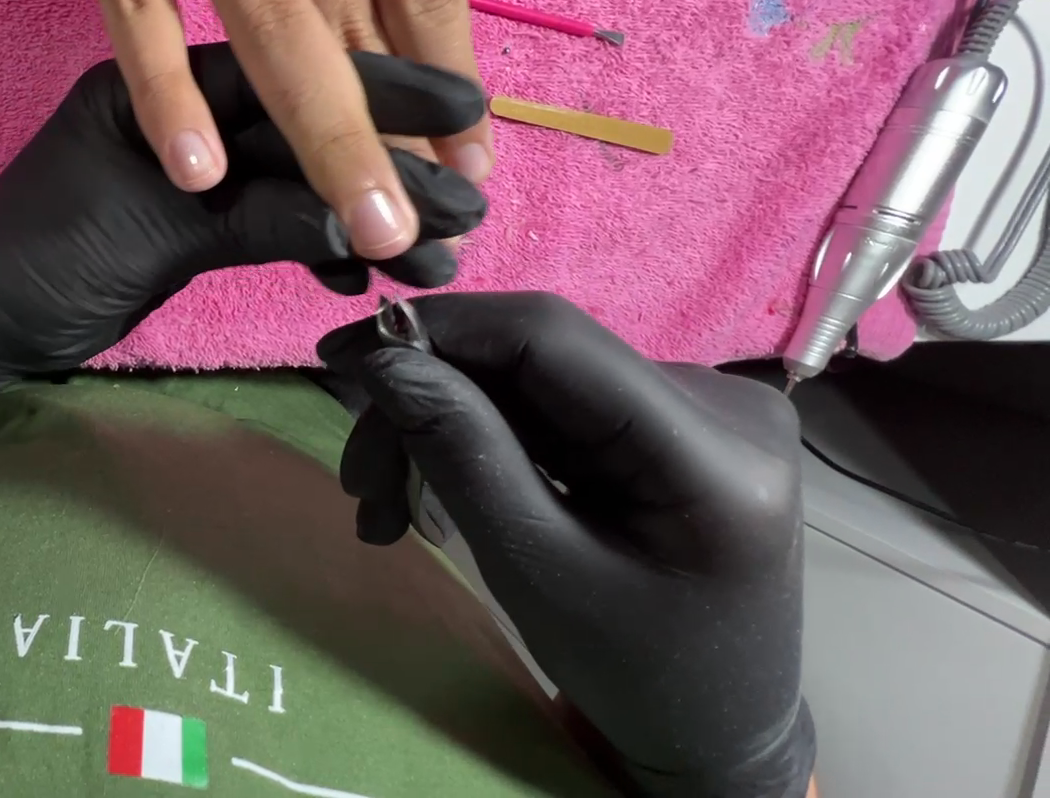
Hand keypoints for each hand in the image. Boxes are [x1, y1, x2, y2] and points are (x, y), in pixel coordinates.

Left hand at [0, 45, 485, 415]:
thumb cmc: (40, 261)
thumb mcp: (145, 232)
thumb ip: (250, 215)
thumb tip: (359, 210)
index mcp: (157, 80)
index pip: (282, 66)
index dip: (372, 91)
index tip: (462, 107)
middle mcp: (182, 110)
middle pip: (301, 124)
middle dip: (385, 163)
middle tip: (465, 197)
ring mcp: (190, 166)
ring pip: (293, 179)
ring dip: (358, 214)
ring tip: (432, 252)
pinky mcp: (192, 220)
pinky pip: (269, 222)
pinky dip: (313, 244)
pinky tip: (359, 269)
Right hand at [317, 293, 816, 797]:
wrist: (708, 723)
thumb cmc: (632, 670)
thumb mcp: (532, 568)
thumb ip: (459, 451)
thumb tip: (380, 358)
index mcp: (711, 450)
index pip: (547, 336)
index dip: (435, 330)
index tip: (341, 357)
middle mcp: (711, 400)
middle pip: (520, 360)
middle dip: (421, 404)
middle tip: (358, 479)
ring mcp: (684, 404)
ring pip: (513, 381)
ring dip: (434, 428)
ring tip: (383, 506)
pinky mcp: (650, 416)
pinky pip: (532, 404)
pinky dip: (468, 439)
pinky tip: (429, 489)